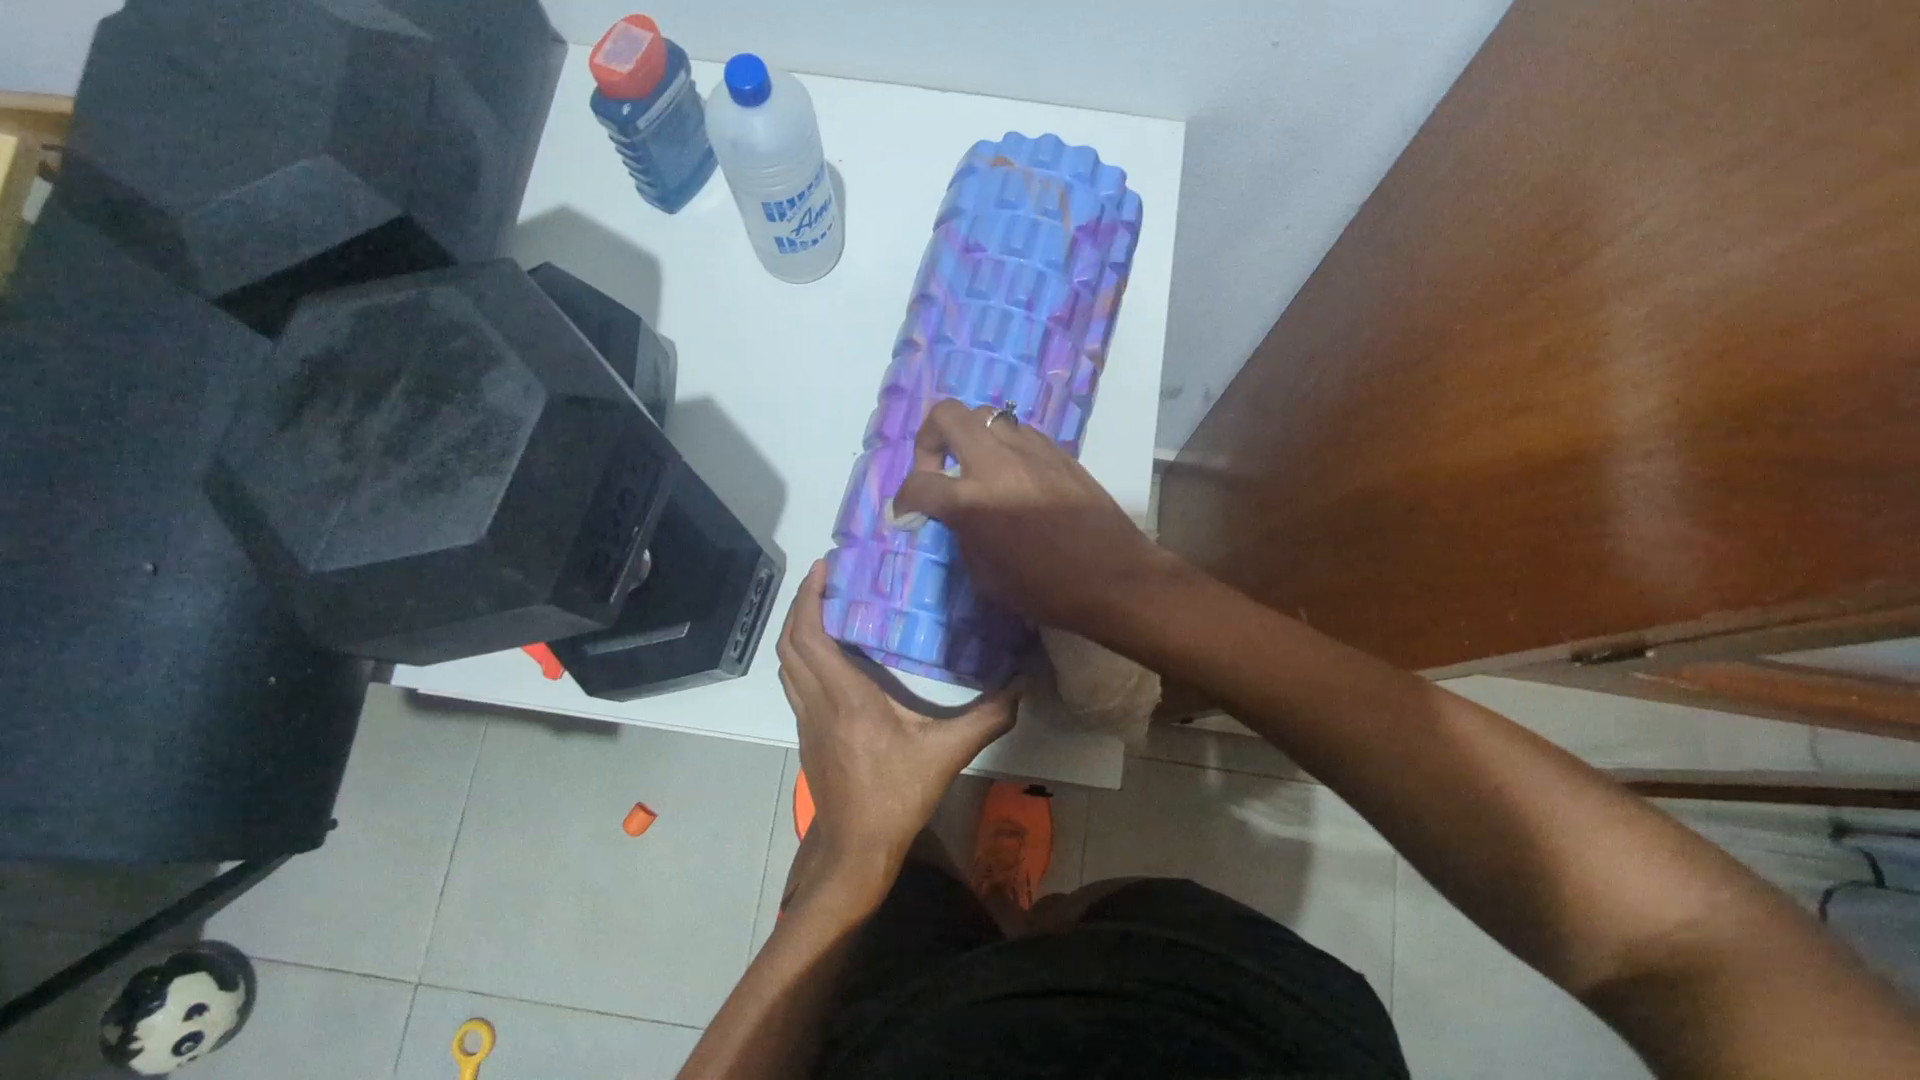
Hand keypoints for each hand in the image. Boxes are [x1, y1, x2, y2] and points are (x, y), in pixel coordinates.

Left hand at [777, 559, 1019, 867]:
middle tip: (828, 578)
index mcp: (846, 696)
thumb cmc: (896, 796)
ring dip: (797, 629)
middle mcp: (817, 701)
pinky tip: (831, 655)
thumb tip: (1023, 684)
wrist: (855, 847)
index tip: (826, 566)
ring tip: (826, 607)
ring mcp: (806, 719)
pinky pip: (794, 681)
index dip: (810, 596)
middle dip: (801, 603)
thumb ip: (987, 717)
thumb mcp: (947, 754)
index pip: (810, 635)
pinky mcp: (807, 734)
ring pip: (787, 662)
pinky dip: (802, 655)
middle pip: (790, 641)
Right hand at [891, 398, 1170, 634]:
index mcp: (971, 501)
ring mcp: (1030, 451)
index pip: (917, 484)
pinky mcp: (1058, 452)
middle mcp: (995, 463)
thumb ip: (962, 536)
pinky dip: (1005, 447)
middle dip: (929, 438)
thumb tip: (955, 520)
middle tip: (935, 468)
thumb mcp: (987, 575)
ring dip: (971, 438)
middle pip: (945, 415)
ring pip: (987, 416)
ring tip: (976, 469)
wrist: (1113, 578)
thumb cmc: (1046, 590)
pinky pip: (1020, 433)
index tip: (907, 514)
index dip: (903, 501)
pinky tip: (1013, 476)